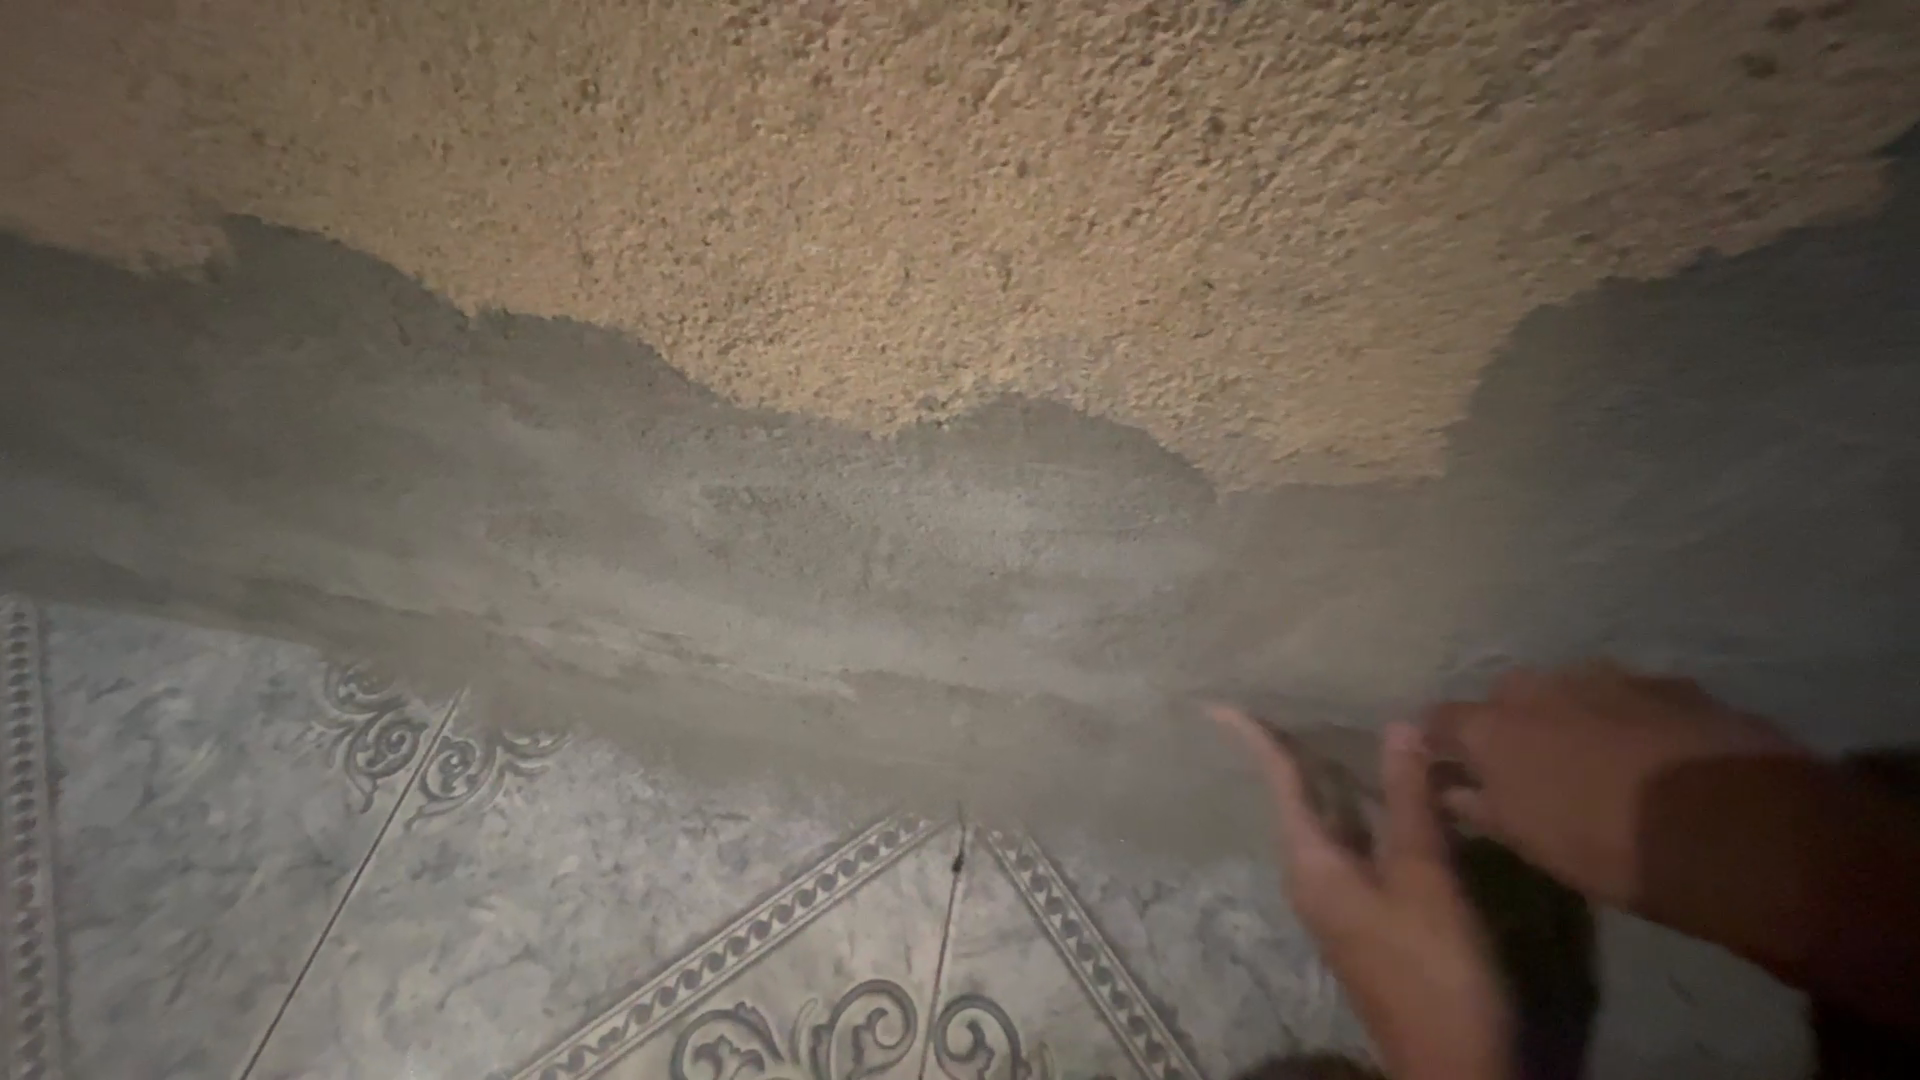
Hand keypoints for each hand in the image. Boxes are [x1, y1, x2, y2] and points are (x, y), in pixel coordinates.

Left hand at [1216, 710, 1513, 1079]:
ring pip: (1320, 820)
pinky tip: (1381, 796)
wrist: (1452, 1067)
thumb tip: (1398, 726)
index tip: (1216, 703)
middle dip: (1286, 751)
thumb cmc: (1435, 968)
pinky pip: (1344, 842)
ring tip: (1332, 732)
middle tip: (1285, 700)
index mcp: (1309, 860)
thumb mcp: (1424, 877)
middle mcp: (1306, 873)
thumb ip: (1407, 801)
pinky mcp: (1357, 913)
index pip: (1276, 780)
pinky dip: (1355, 809)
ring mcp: (1331, 896)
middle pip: (1292, 796)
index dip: (1251, 737)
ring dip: (1325, 778)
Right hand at [1424, 663, 1919, 1031]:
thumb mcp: (1532, 844)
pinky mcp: (1673, 685)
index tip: (1445, 759)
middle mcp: (1537, 690)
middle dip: (1511, 720)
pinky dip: (1632, 716)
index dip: (1440, 739)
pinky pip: (1634, 696)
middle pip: (1505, 695)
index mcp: (1491, 728)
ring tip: (1598, 752)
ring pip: (1570, 689)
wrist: (1745, 835)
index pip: (1438, 719)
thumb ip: (1480, 807)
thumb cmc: (1612, 847)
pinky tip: (1657, 750)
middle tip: (1532, 760)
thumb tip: (1448, 790)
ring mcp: (1606, 680)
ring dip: (1572, 713)